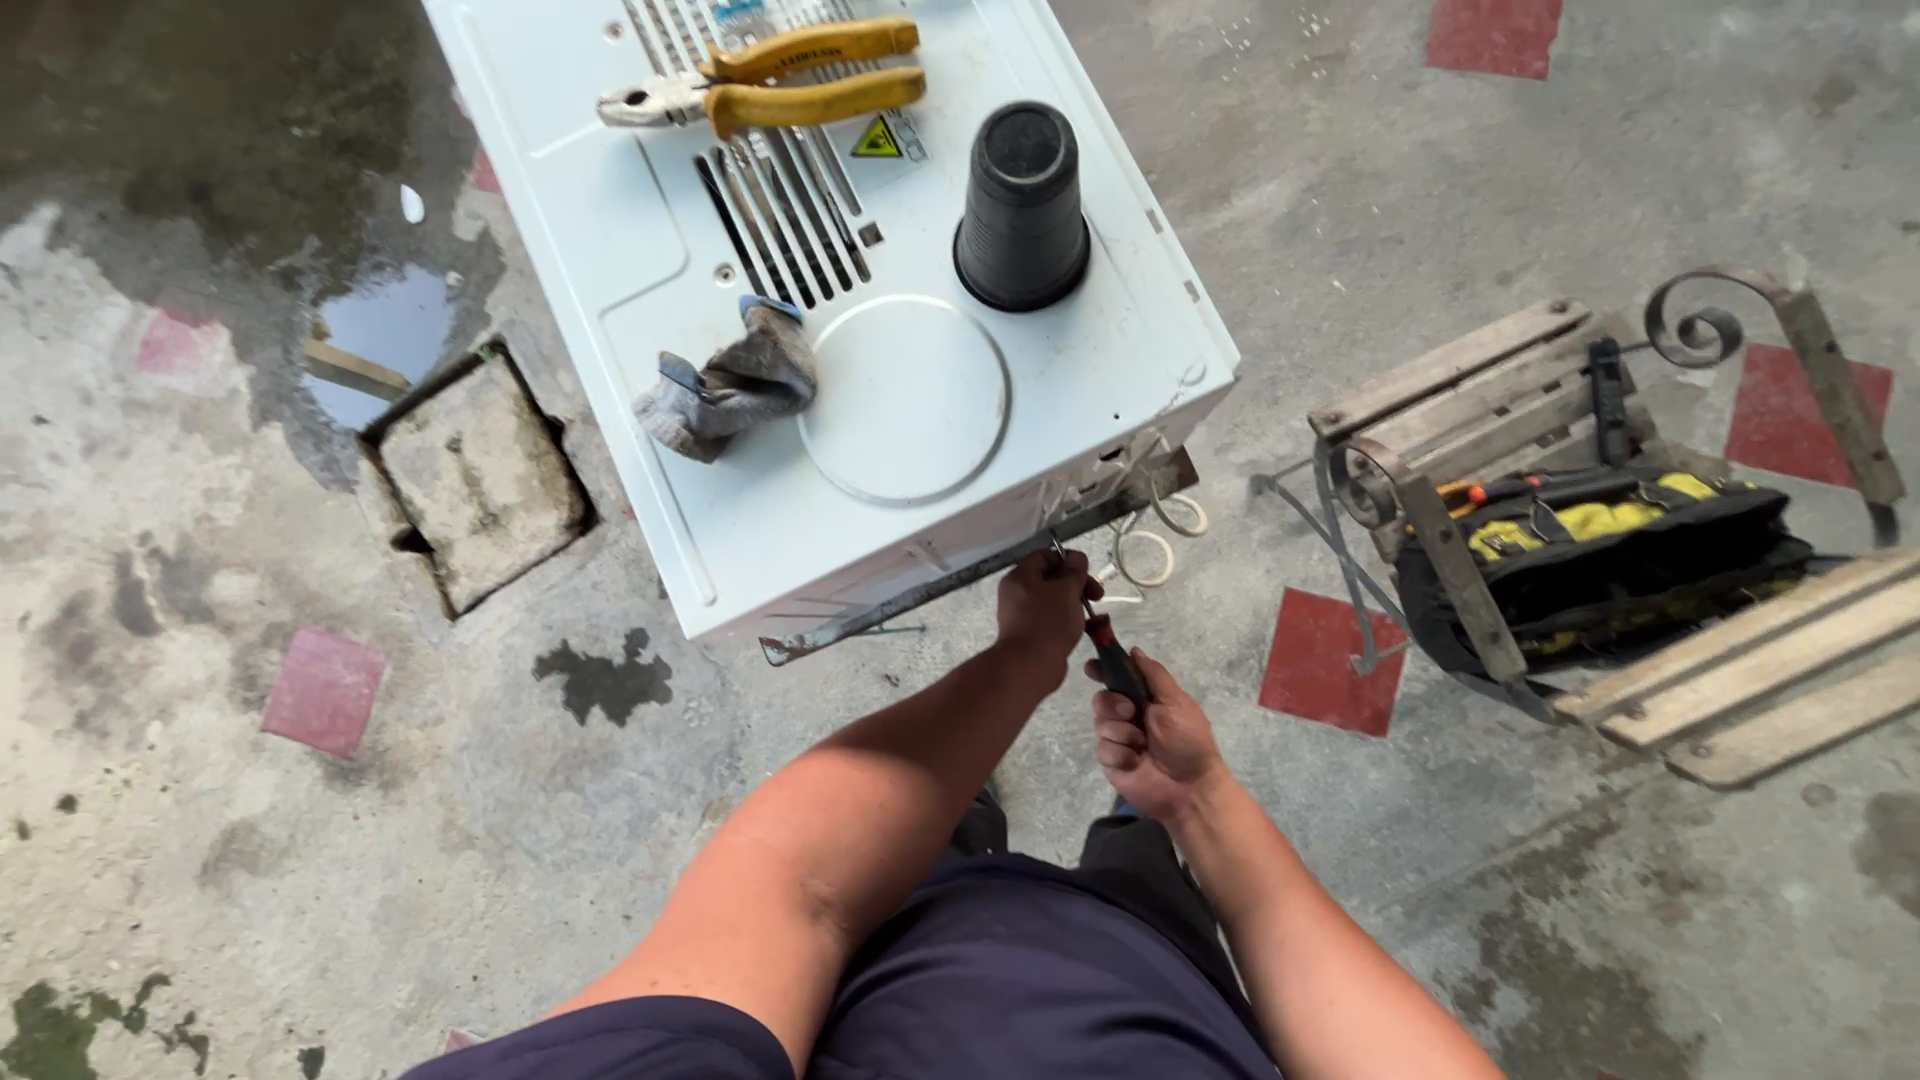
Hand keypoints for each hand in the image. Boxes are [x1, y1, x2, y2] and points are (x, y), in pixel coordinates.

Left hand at [996, 548, 1100, 674]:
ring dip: (1074, 602)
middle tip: (1097, 595)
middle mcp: (1017, 592)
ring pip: (1053, 599)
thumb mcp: (1066, 590)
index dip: (1067, 559)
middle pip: (1050, 578)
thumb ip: (1074, 571)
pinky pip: (1050, 618)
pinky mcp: (1030, 633)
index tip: (1086, 572)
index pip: (1044, 556)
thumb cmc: (1048, 621)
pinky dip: (1067, 619)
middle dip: (1076, 583)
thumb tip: (1076, 556)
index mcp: (1020, 576)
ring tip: (1092, 615)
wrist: (1030, 665)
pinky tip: (1084, 628)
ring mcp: (1022, 614)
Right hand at [1087, 649, 1228, 821]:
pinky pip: (1102, 748)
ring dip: (1122, 731)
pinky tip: (1135, 761)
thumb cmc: (1188, 741)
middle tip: (1130, 712)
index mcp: (1144, 699)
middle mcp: (1127, 716)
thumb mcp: (1176, 701)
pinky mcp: (1110, 761)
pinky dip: (1120, 753)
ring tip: (1141, 744)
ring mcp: (1117, 739)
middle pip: (1101, 698)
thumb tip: (1134, 650)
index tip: (1092, 668)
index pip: (1116, 678)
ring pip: (1100, 722)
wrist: (1189, 787)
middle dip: (1113, 703)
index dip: (1102, 670)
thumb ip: (1153, 674)